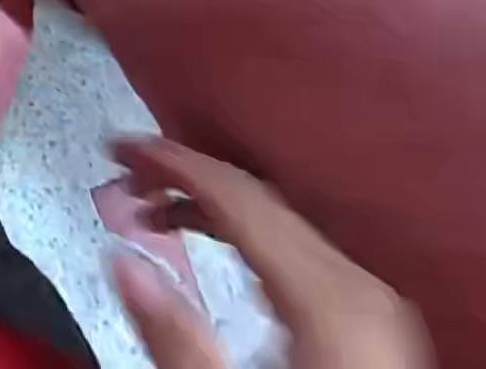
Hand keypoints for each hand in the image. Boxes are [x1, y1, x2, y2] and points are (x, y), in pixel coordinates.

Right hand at [110, 137, 431, 368]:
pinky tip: (203, 233)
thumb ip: (179, 338)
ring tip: (151, 206)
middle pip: (247, 194)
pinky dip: (235, 224)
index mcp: (327, 294)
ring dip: (202, 198)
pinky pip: (285, 238)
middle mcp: (352, 280)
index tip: (123, 147)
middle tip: (126, 169)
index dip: (169, 160)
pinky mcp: (359, 310)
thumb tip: (123, 264)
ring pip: (265, 213)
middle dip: (178, 172)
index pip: (232, 192)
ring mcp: (362, 293)